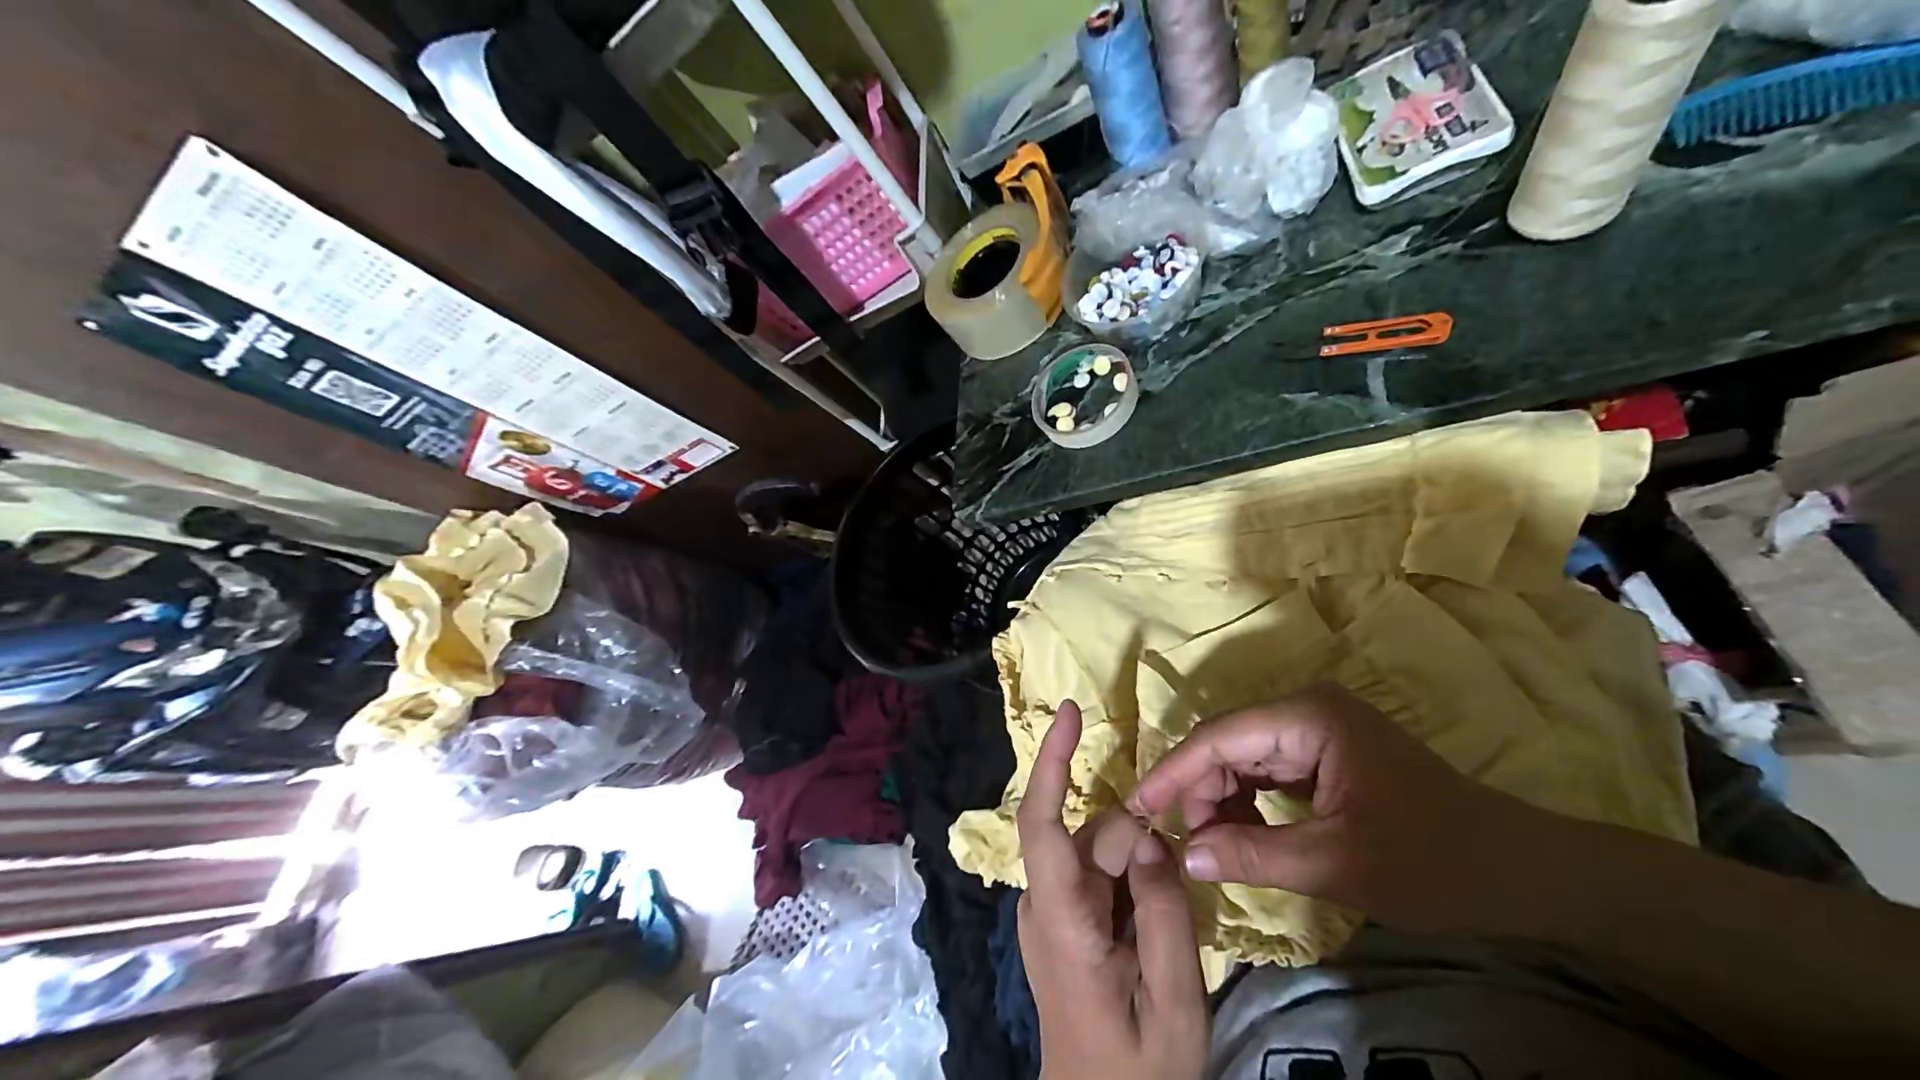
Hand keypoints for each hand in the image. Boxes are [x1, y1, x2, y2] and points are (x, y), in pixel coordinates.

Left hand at [1018, 700, 1208, 1079]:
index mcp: (1060, 917)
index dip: (1054, 762)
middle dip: (1141, 847)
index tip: (1071, 712)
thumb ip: (1164, 912)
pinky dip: (1132, 881)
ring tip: (1166, 929)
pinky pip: (1102, 876)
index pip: (1042, 822)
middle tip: (1177, 901)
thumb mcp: (1173, 999)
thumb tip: (1150, 838)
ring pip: (1102, 854)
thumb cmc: (1137, 1068)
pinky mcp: (1065, 918)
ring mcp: (1052, 909)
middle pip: (1094, 836)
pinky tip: (1152, 923)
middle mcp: (1045, 900)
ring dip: (1141, 870)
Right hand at [1128, 683, 1552, 936]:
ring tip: (1211, 844)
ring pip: (1243, 757)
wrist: (1523, 872)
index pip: (1218, 737)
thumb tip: (1184, 854)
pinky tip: (1241, 834)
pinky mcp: (1325, 753)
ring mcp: (1316, 729)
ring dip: (1220, 798)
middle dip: (1198, 789)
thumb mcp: (1338, 864)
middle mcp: (1306, 710)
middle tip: (1182, 842)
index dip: (1173, 773)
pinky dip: (1246, 802)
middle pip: (1227, 743)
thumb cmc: (1435, 862)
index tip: (1137, 808)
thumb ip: (1253, 855)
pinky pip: (1266, 770)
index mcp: (1308, 717)